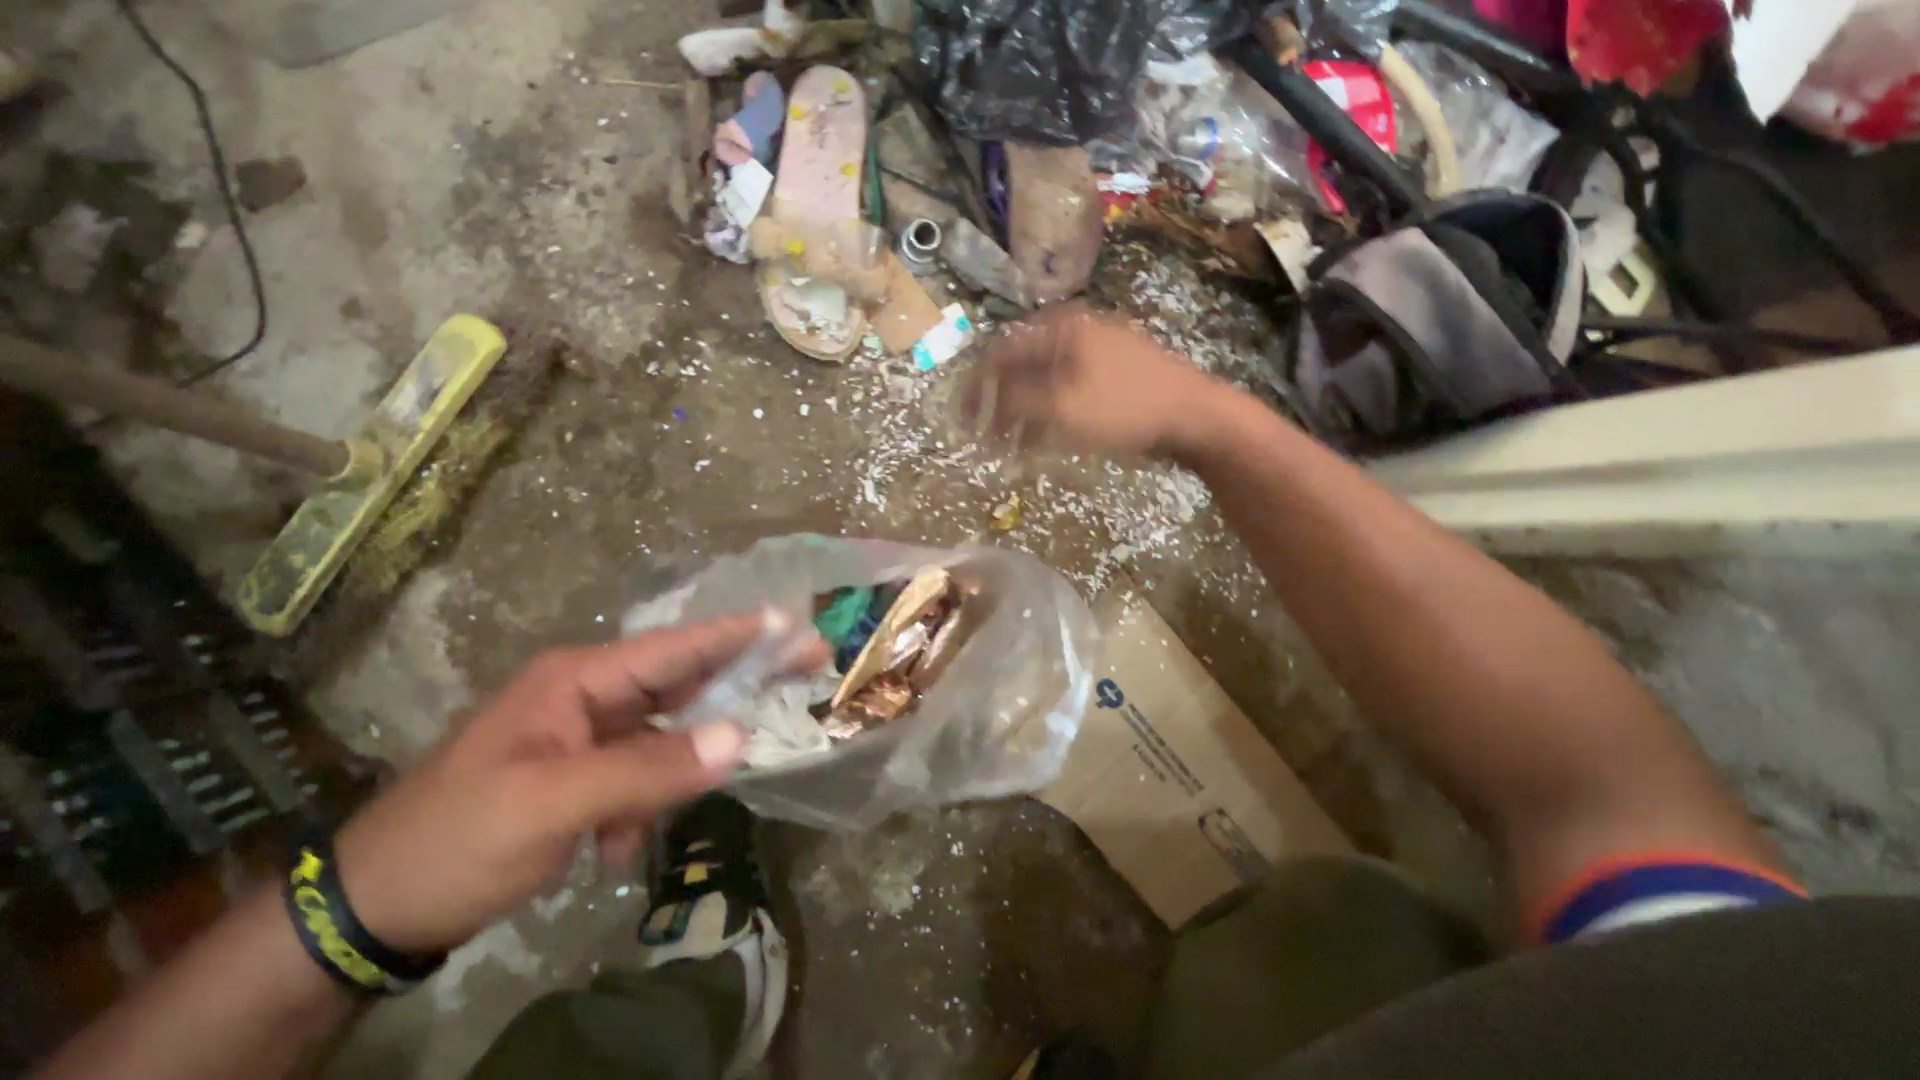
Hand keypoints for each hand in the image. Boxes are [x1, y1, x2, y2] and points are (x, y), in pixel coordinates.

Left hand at [331, 614, 826, 953]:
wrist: (374, 909)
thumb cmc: (459, 838)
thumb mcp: (551, 804)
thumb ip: (646, 769)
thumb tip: (738, 738)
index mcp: (576, 680)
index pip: (674, 648)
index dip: (736, 634)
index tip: (793, 622)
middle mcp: (584, 698)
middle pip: (678, 684)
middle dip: (733, 688)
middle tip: (804, 669)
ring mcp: (580, 739)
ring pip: (661, 742)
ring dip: (668, 781)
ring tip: (632, 830)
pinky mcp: (578, 779)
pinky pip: (637, 781)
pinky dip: (639, 813)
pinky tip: (608, 852)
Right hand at [961, 305, 1233, 457]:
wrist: (1196, 416)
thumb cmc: (1124, 408)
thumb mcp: (1060, 408)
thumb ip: (1014, 400)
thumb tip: (984, 398)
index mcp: (1060, 328)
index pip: (1000, 352)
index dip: (975, 387)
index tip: (962, 419)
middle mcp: (1077, 330)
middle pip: (1022, 366)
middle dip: (1000, 404)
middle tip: (987, 438)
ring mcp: (1100, 350)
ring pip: (1046, 380)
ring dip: (1025, 414)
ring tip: (1015, 448)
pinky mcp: (1117, 374)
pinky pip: (1070, 389)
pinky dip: (1052, 413)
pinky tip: (1048, 439)